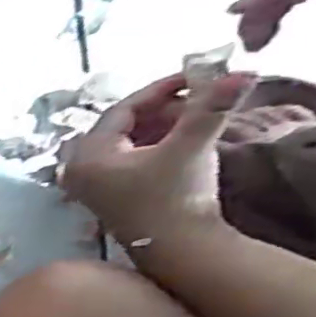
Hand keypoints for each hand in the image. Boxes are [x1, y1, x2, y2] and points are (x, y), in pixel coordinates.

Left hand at [60, 71, 253, 244]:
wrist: (173, 243)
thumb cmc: (173, 195)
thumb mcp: (189, 146)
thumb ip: (210, 109)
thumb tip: (240, 73)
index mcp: (85, 157)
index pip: (118, 112)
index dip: (158, 91)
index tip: (195, 76)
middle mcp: (76, 169)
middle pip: (117, 126)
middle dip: (158, 109)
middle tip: (199, 98)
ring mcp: (86, 182)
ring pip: (121, 141)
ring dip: (156, 125)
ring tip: (195, 117)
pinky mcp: (104, 192)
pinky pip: (123, 157)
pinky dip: (149, 142)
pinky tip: (178, 139)